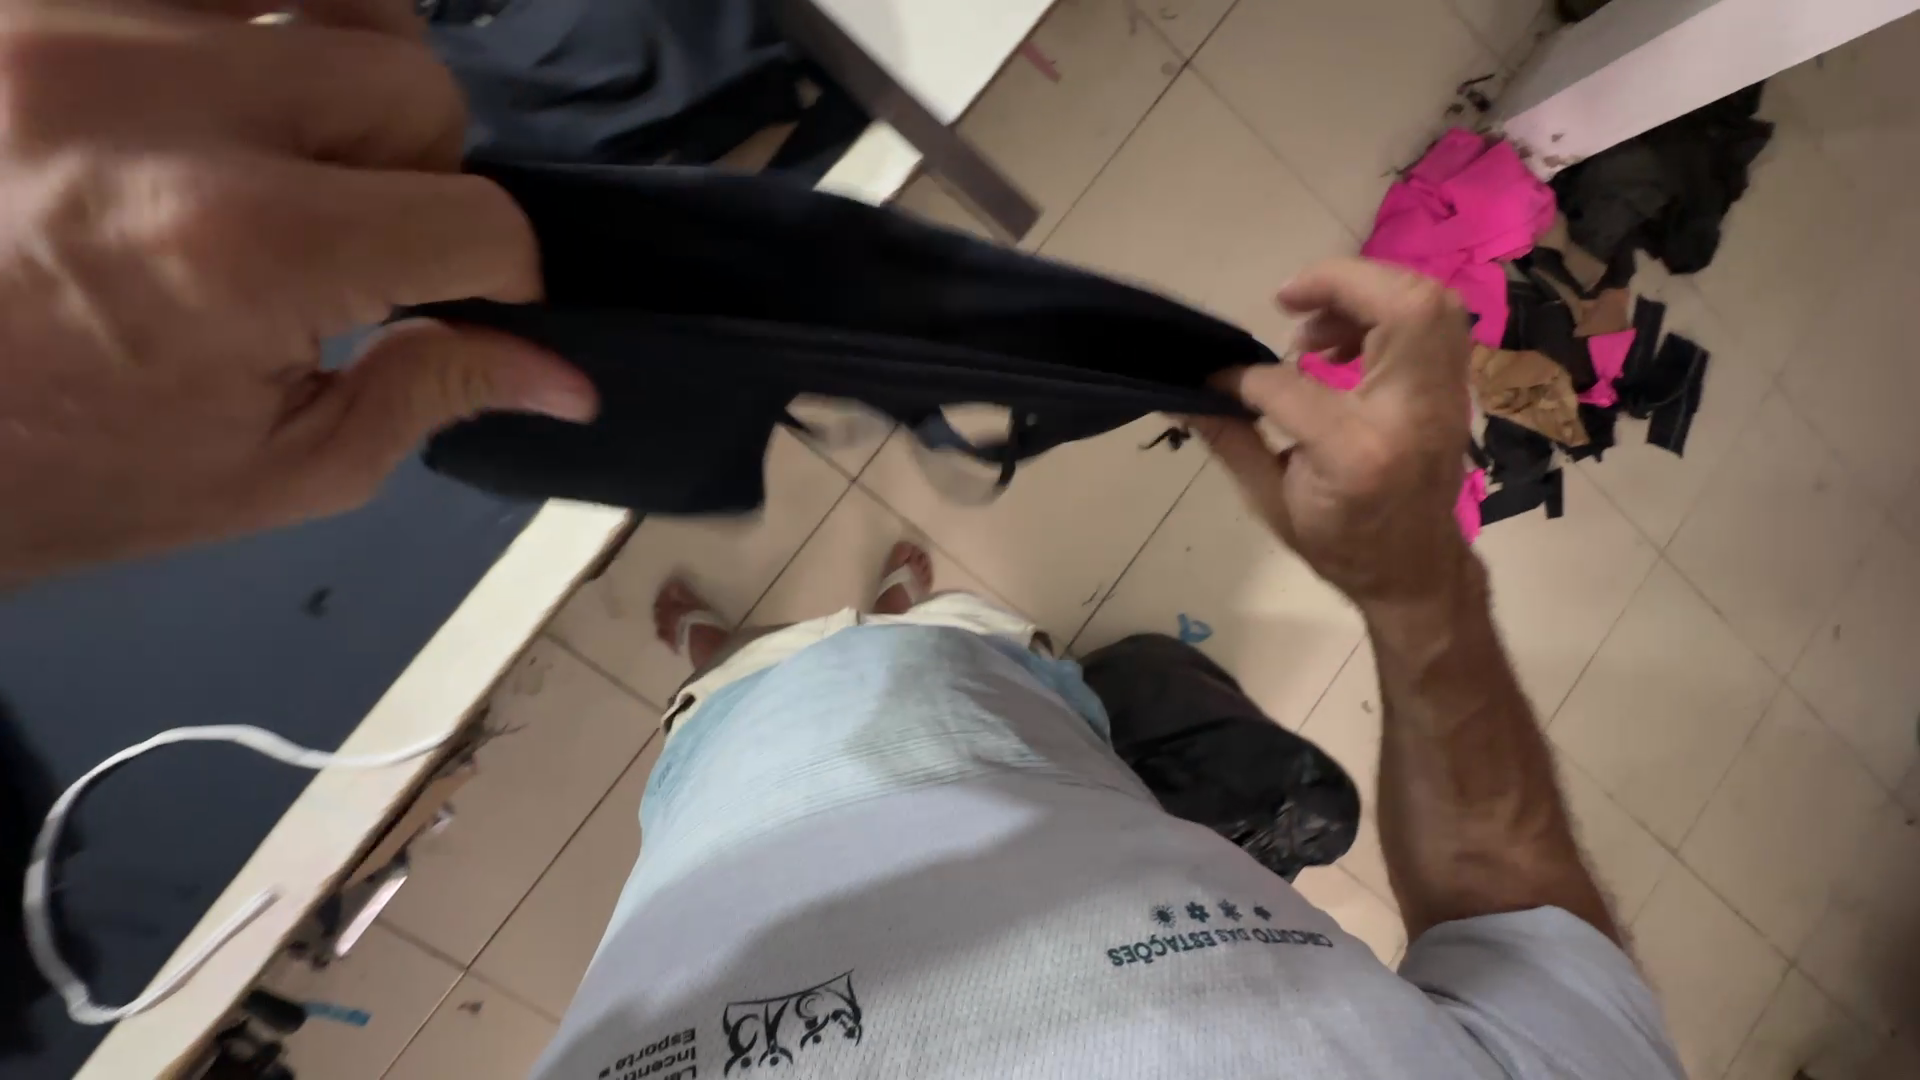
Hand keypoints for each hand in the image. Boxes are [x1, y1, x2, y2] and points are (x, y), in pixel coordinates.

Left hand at [0, 0, 595, 585]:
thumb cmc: (77, 466)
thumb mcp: (294, 461)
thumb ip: (442, 390)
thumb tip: (572, 381)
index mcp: (237, 246)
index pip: (480, 223)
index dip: (510, 275)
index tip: (483, 304)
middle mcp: (145, 95)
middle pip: (421, 91)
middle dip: (433, 175)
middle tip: (372, 240)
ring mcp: (57, 14)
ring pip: (344, 0)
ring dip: (364, 82)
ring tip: (312, 151)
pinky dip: (276, 22)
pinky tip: (248, 88)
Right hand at [1198, 257, 1473, 609]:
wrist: (1413, 569)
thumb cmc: (1337, 545)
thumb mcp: (1269, 501)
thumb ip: (1228, 440)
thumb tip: (1182, 398)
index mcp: (1355, 454)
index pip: (1291, 385)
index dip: (1243, 376)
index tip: (1218, 380)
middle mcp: (1410, 414)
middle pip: (1402, 309)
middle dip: (1340, 284)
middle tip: (1285, 300)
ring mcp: (1443, 399)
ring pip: (1428, 304)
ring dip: (1366, 292)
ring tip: (1311, 322)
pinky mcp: (1451, 391)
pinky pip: (1432, 323)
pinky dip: (1386, 311)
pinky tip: (1342, 340)